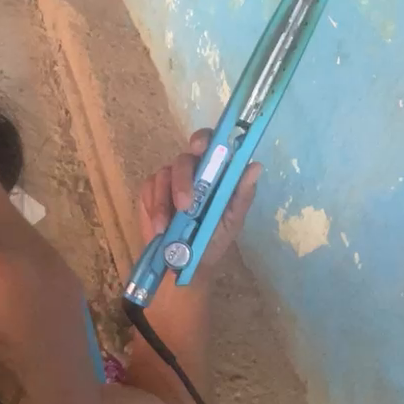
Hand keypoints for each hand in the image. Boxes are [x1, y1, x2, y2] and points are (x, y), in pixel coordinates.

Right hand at [135, 128, 260, 284]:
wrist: (186, 265)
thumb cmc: (213, 239)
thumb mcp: (232, 220)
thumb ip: (242, 194)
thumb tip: (256, 166)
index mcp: (214, 171)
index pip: (209, 143)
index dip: (203, 139)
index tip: (199, 148)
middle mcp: (191, 170)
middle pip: (183, 159)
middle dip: (182, 180)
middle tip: (185, 205)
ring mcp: (169, 180)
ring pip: (163, 175)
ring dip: (164, 201)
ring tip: (166, 226)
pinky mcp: (150, 192)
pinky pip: (148, 189)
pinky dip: (153, 208)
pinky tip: (159, 227)